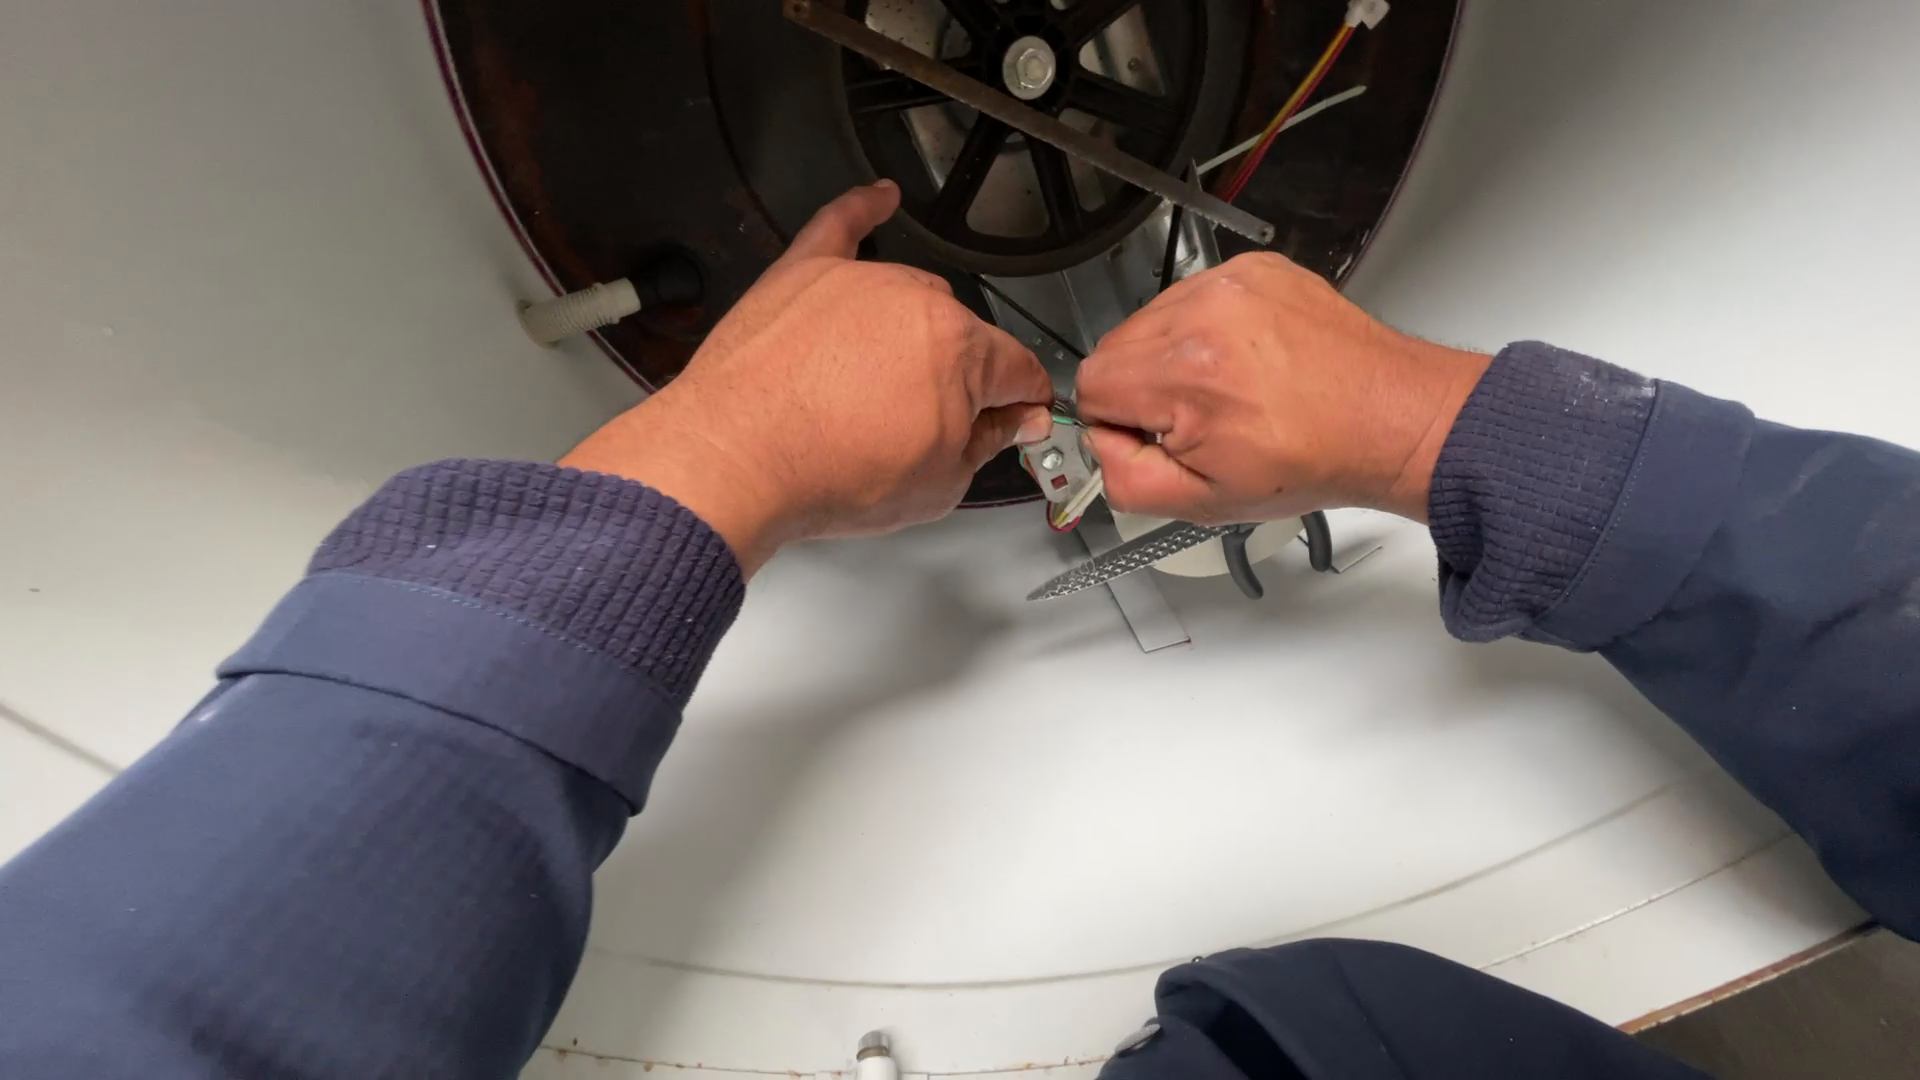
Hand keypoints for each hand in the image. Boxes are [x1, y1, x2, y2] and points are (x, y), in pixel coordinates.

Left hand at [562, 182, 1054, 572]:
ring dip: (912, 336)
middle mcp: (919, 300)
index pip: (1018, 371)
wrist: (738, 461)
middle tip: (925, 426)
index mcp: (964, 352)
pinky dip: (862, 210)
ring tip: (878, 386)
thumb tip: (1019, 421)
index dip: (1024, 403)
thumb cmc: (835, 476)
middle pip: (964, 336)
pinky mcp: (804, 272)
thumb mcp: (939, 486)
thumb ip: (988, 443)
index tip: (1019, 419)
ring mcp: (859, 280)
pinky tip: (881, 198)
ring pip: (912, 298)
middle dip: (959, 379)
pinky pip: (840, 225)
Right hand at [1074, 252, 1489, 523]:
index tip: (1152, 437)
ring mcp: (1229, 285)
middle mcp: (1203, 315)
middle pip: (1112, 350)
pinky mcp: (1251, 270)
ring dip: (1165, 359)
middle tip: (1188, 418)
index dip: (1113, 422)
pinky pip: (1187, 299)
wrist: (1388, 419)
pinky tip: (1236, 361)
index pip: (1090, 385)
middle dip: (1136, 391)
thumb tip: (1100, 444)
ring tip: (1219, 388)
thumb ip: (1124, 479)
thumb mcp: (1201, 502)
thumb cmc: (1312, 459)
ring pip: (1145, 323)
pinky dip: (1198, 332)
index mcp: (1184, 375)